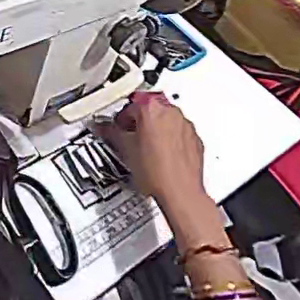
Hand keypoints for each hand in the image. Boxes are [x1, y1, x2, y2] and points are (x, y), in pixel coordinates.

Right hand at [96, 92, 206, 210]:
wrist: (180, 193)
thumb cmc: (157, 173)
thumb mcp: (125, 149)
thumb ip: (111, 132)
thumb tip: (104, 128)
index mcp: (150, 108)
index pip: (129, 106)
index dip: (120, 119)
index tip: (118, 127)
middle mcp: (170, 112)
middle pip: (150, 109)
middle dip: (140, 121)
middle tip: (132, 135)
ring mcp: (185, 125)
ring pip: (166, 119)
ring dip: (157, 129)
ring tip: (148, 147)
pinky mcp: (195, 139)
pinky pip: (180, 132)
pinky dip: (171, 139)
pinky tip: (163, 154)